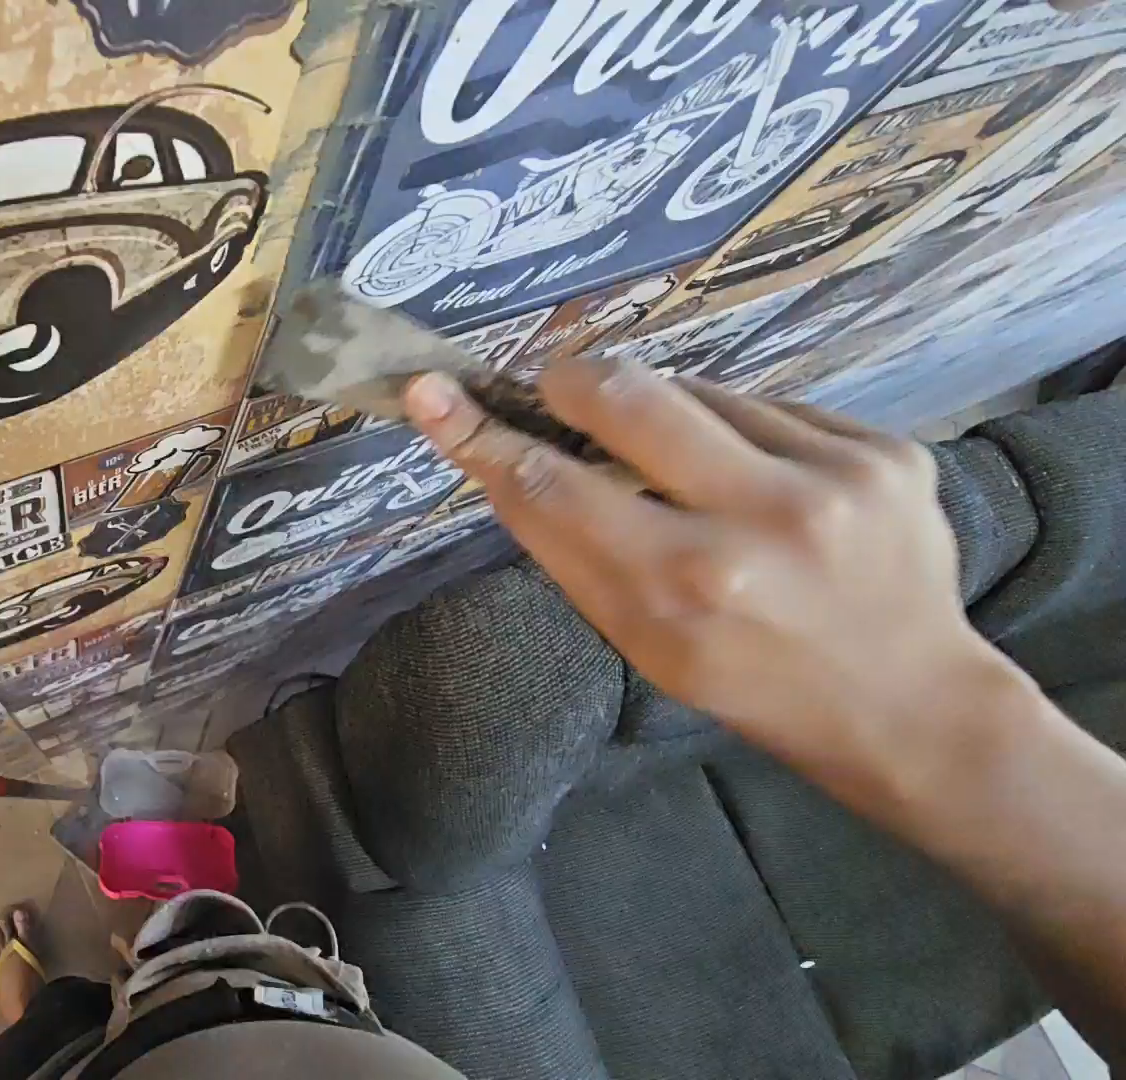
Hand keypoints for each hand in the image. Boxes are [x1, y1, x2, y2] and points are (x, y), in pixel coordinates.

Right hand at [402, 358, 1021, 769]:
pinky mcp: (888, 449)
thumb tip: (504, 458)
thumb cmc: (732, 673)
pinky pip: (761, 405)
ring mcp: (837, 475)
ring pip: (693, 391)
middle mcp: (759, 520)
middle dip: (570, 383)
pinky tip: (743, 472)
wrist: (901, 700)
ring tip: (674, 463)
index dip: (480, 435)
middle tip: (555, 391)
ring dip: (654, 413)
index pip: (549, 486)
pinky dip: (723, 427)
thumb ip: (564, 543)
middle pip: (625, 397)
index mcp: (678, 585)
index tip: (432, 393)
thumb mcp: (627, 632)